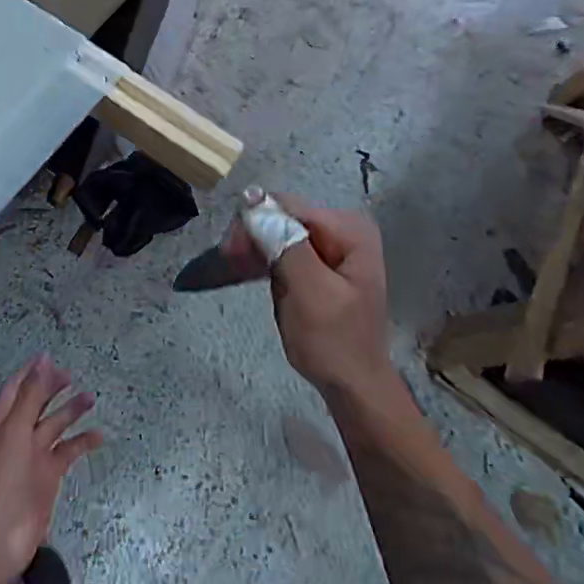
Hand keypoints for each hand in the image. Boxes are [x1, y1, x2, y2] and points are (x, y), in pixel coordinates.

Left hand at [0, 356, 102, 583]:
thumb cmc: (1, 478)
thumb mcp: (15, 430)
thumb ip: (31, 396)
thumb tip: (43, 359)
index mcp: (2, 420)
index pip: (16, 388)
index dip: (31, 372)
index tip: (49, 356)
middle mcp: (17, 434)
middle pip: (36, 404)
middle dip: (52, 388)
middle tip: (72, 375)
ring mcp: (33, 456)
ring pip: (54, 426)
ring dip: (70, 412)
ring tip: (91, 396)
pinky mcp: (48, 477)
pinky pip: (67, 453)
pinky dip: (81, 443)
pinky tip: (99, 435)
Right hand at [222, 195, 392, 398]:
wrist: (352, 384)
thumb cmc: (333, 340)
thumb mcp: (309, 290)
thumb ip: (284, 242)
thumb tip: (252, 199)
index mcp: (349, 231)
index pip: (286, 206)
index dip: (253, 224)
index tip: (231, 252)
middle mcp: (343, 231)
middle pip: (280, 215)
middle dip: (252, 236)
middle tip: (231, 264)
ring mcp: (331, 247)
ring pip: (275, 230)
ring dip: (252, 248)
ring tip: (236, 271)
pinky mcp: (317, 263)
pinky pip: (280, 246)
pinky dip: (262, 258)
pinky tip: (247, 272)